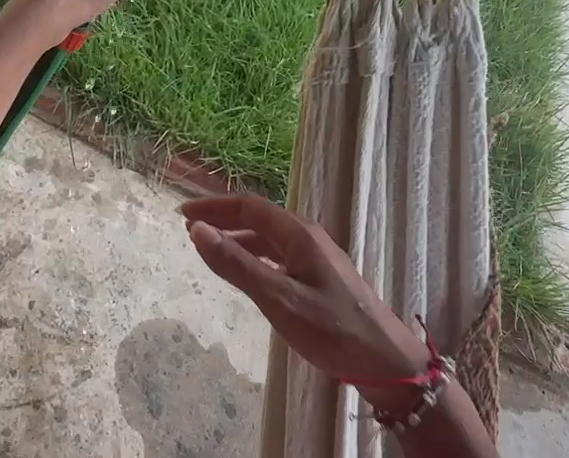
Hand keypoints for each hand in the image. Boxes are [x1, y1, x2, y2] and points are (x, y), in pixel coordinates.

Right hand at [180, 195, 428, 406]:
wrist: (386, 363)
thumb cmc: (332, 329)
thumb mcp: (278, 299)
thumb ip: (237, 265)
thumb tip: (197, 230)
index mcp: (298, 234)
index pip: (248, 206)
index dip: (213, 207)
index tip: (182, 213)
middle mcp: (306, 237)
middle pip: (257, 217)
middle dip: (222, 219)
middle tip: (190, 228)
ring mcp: (316, 256)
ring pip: (268, 237)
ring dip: (237, 238)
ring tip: (210, 249)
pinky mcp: (320, 276)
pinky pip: (278, 254)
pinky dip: (254, 255)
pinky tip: (246, 273)